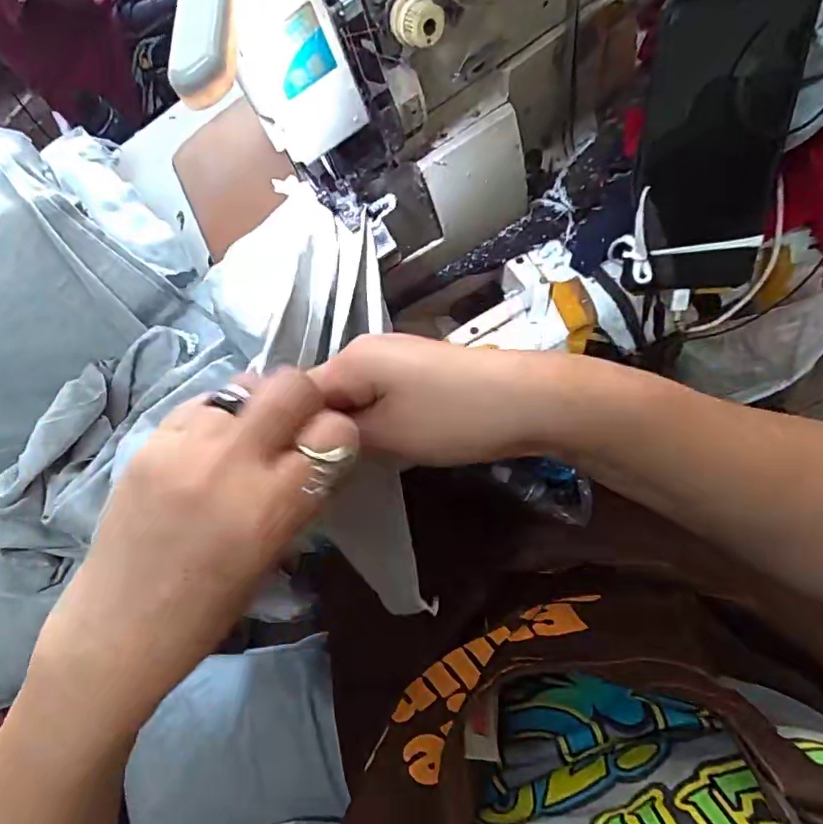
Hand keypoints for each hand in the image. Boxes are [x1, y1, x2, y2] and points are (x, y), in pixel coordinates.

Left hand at [32, 370, 358, 727]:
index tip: (325, 450)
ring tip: (240, 441)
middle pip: (289, 386)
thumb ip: (296, 501)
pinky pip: (196, 408)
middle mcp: (229, 464)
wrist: (120, 625)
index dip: (337, 437)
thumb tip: (316, 459)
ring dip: (252, 410)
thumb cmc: (205, 613)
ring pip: (239, 390)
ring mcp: (182, 448)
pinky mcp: (147, 444)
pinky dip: (212, 420)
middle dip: (302, 399)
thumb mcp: (269, 558)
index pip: (333, 432)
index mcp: (270, 506)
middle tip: (291, 426)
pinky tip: (204, 449)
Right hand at [311, 334, 576, 466]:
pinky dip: (369, 424)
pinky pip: (372, 399)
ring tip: (340, 467)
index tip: (289, 469)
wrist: (533, 401)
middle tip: (313, 474)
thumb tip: (304, 442)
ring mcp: (390, 359)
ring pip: (348, 400)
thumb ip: (336, 437)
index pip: (295, 396)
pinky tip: (374, 449)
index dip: (290, 432)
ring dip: (344, 430)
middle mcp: (364, 350)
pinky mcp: (413, 373)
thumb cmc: (454, 417)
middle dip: (318, 432)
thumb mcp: (386, 436)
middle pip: (321, 396)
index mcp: (350, 357)